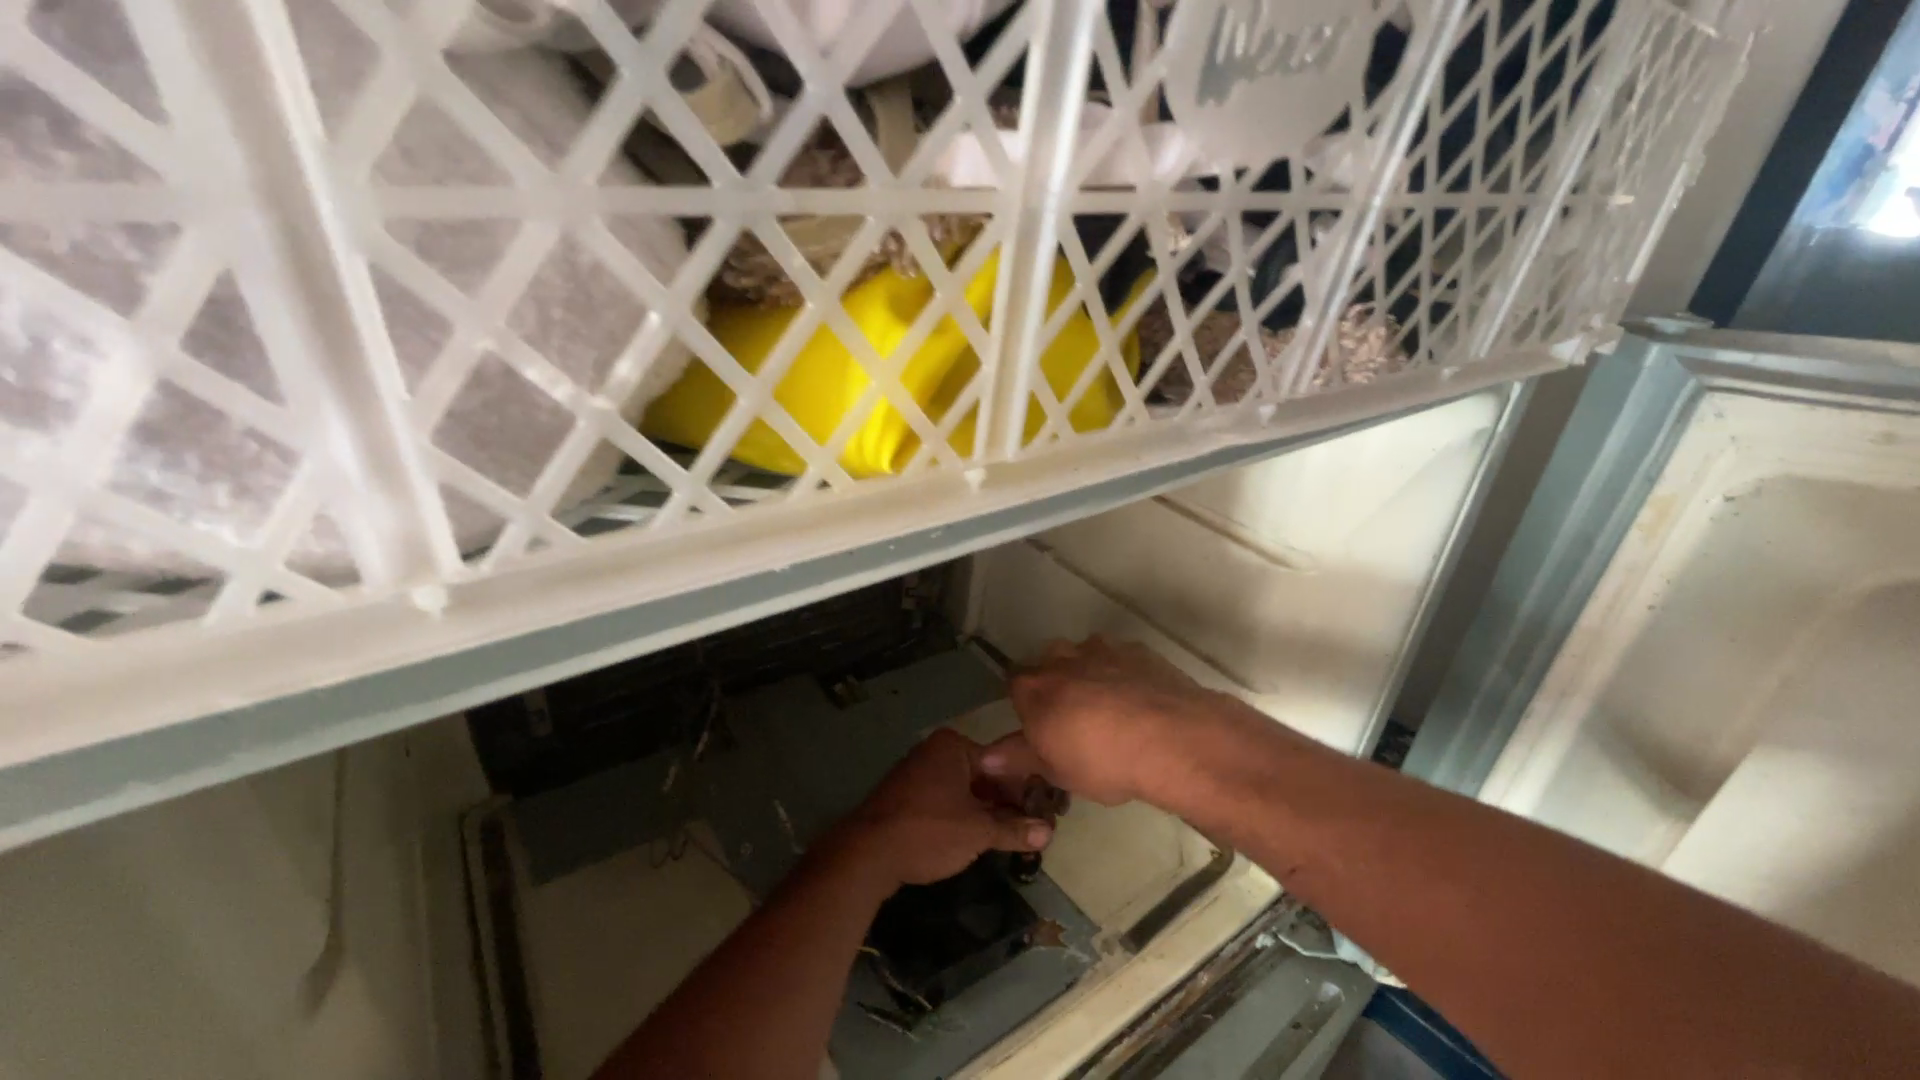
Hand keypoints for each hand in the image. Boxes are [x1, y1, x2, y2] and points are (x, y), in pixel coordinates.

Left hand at [836, 729, 1054, 887]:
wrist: (866, 854)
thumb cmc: (927, 831)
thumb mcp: (977, 831)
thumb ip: (1013, 829)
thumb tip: (1048, 833)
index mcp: (953, 747)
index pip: (1004, 763)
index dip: (1027, 790)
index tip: (1048, 813)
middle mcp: (935, 752)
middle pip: (985, 776)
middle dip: (1008, 803)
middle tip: (1035, 829)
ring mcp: (918, 774)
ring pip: (966, 791)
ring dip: (988, 812)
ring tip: (1015, 837)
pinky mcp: (907, 798)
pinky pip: (947, 802)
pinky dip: (965, 817)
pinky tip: (982, 839)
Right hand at [989, 636, 1261, 805]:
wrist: (1171, 740)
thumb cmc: (1102, 762)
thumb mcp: (1055, 771)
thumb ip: (1017, 758)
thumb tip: (986, 758)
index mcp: (1033, 688)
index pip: (1014, 685)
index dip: (1028, 705)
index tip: (1042, 728)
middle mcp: (1062, 658)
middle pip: (1050, 665)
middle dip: (1060, 685)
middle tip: (1077, 722)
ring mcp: (1103, 649)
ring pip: (1087, 657)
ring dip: (1093, 676)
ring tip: (1114, 712)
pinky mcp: (1139, 650)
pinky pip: (1123, 660)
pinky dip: (1126, 675)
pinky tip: (1142, 703)